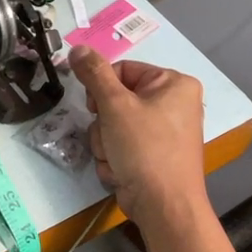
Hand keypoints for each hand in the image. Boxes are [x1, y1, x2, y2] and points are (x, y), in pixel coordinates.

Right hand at [68, 46, 207, 219]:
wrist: (163, 204)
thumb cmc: (145, 149)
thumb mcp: (115, 106)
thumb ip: (94, 74)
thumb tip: (78, 48)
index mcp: (174, 84)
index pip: (122, 70)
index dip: (102, 89)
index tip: (96, 108)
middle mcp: (174, 103)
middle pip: (115, 99)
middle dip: (103, 123)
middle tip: (109, 136)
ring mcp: (164, 131)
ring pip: (113, 124)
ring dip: (104, 142)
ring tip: (116, 157)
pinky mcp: (154, 153)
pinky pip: (121, 144)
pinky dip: (114, 156)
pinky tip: (121, 169)